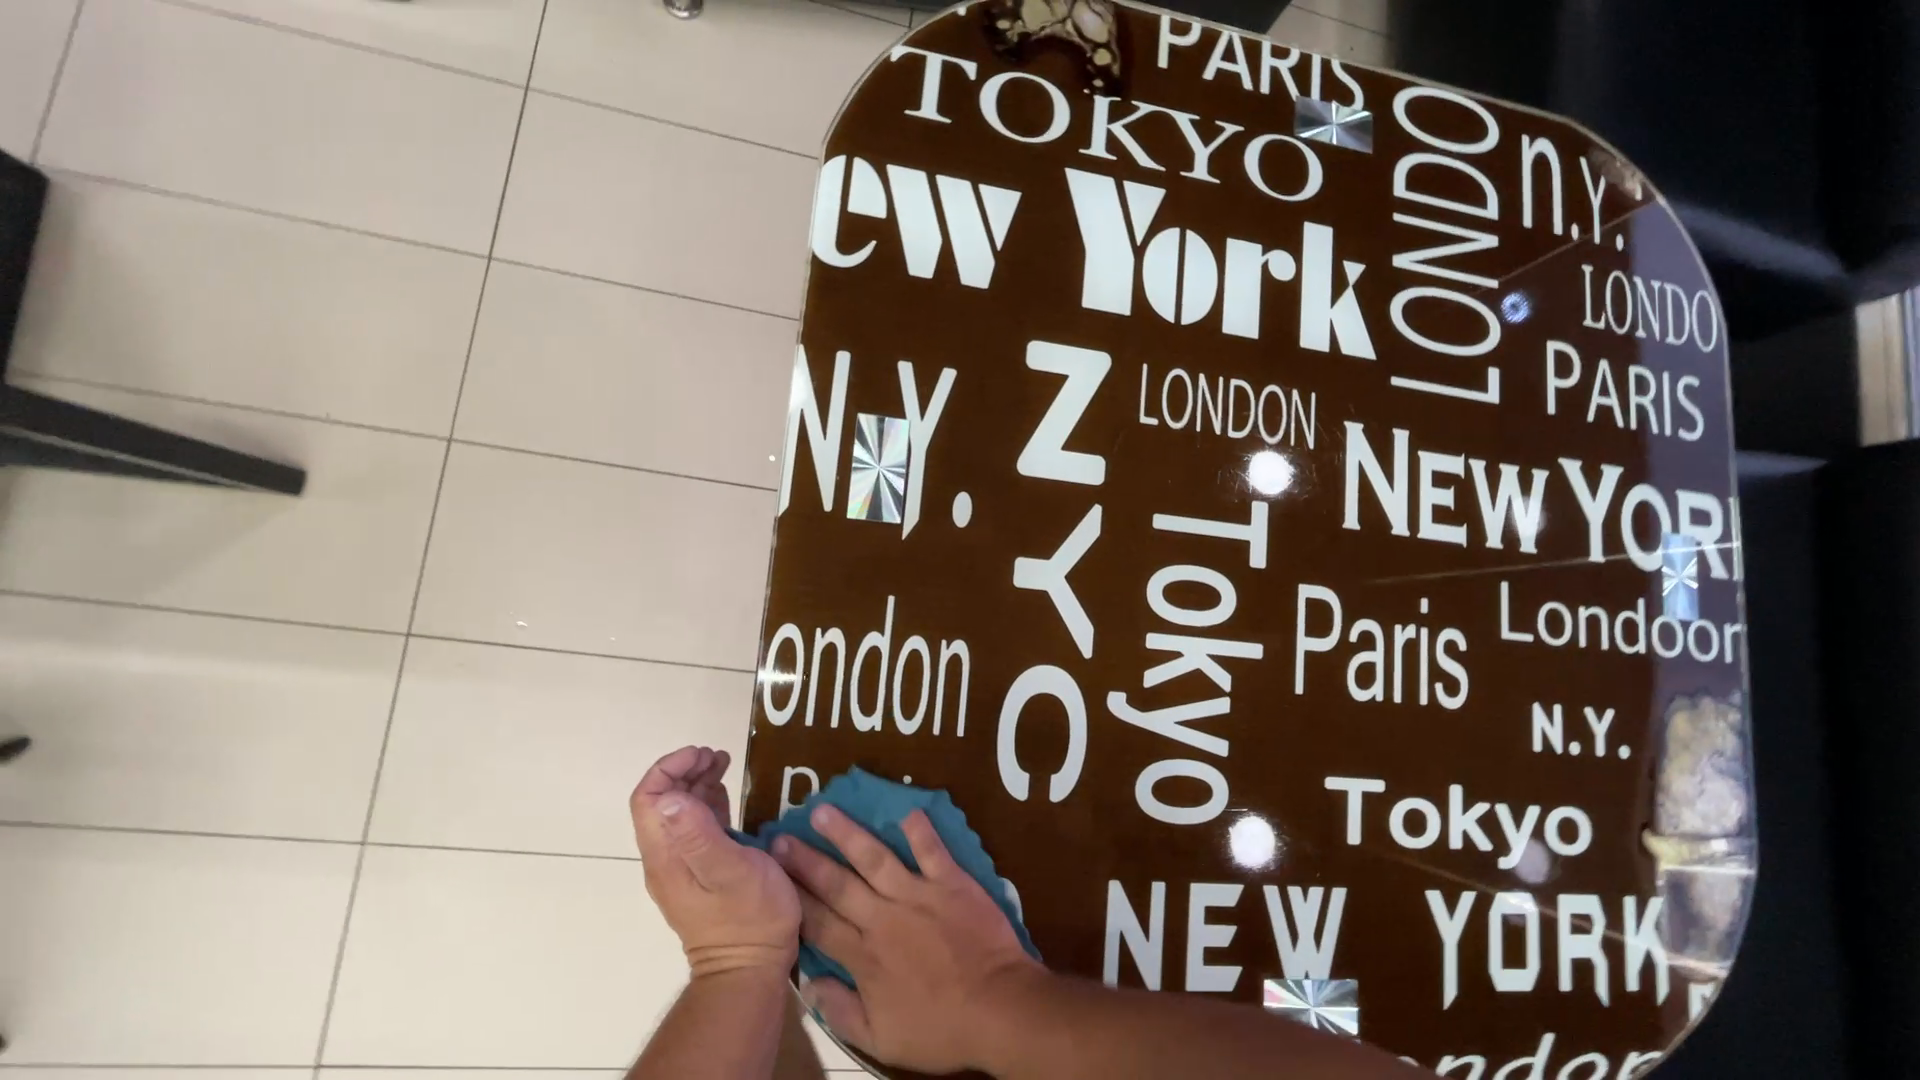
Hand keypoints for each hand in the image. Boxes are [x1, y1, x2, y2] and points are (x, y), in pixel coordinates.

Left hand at [630, 746, 799, 977]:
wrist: (751, 970)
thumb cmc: (747, 918)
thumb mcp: (729, 872)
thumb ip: (699, 835)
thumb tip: (669, 798)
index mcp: (667, 855)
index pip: (647, 799)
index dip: (669, 769)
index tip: (702, 754)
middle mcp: (667, 858)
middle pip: (661, 802)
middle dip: (685, 771)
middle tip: (720, 756)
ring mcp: (684, 867)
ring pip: (678, 813)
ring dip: (696, 784)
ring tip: (725, 764)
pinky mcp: (702, 873)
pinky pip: (696, 828)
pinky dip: (708, 803)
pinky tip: (728, 795)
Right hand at [772, 804, 1044, 1073]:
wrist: (999, 1008)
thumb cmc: (941, 1027)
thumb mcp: (882, 1039)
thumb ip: (842, 1011)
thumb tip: (808, 984)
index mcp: (865, 956)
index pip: (819, 923)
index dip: (793, 899)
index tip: (772, 876)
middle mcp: (883, 918)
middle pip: (837, 885)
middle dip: (806, 861)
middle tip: (780, 837)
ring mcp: (918, 895)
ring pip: (875, 858)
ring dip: (847, 834)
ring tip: (823, 810)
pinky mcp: (951, 883)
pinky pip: (932, 851)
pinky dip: (920, 831)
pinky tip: (907, 810)